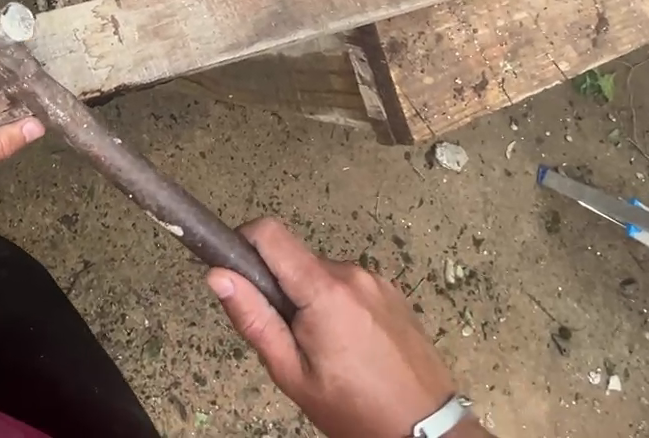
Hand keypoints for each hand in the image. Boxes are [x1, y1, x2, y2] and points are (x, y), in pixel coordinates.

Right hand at [209, 219, 469, 437]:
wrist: (432, 437)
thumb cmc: (356, 410)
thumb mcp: (292, 374)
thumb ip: (253, 320)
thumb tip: (216, 275)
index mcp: (324, 290)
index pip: (268, 231)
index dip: (244, 242)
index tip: (240, 275)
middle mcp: (352, 273)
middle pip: (292, 256)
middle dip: (279, 285)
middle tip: (288, 333)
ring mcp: (376, 281)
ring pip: (318, 272)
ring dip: (309, 296)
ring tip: (324, 345)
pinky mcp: (393, 293)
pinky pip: (346, 283)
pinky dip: (335, 302)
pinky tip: (350, 342)